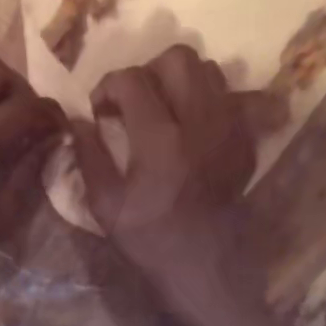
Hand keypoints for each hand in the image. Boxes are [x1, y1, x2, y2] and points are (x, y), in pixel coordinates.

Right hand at [71, 45, 269, 325]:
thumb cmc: (150, 242)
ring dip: (180, 81)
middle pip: (177, 58)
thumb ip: (89, 157)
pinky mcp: (247, 139)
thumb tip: (78, 121)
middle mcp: (200, 122)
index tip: (99, 110)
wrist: (204, 267)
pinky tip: (195, 123)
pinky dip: (211, 99)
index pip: (131, 80)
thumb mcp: (106, 207)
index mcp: (159, 141)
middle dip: (148, 71)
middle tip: (135, 101)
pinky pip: (235, 96)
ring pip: (209, 70)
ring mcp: (230, 127)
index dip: (107, 87)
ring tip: (165, 109)